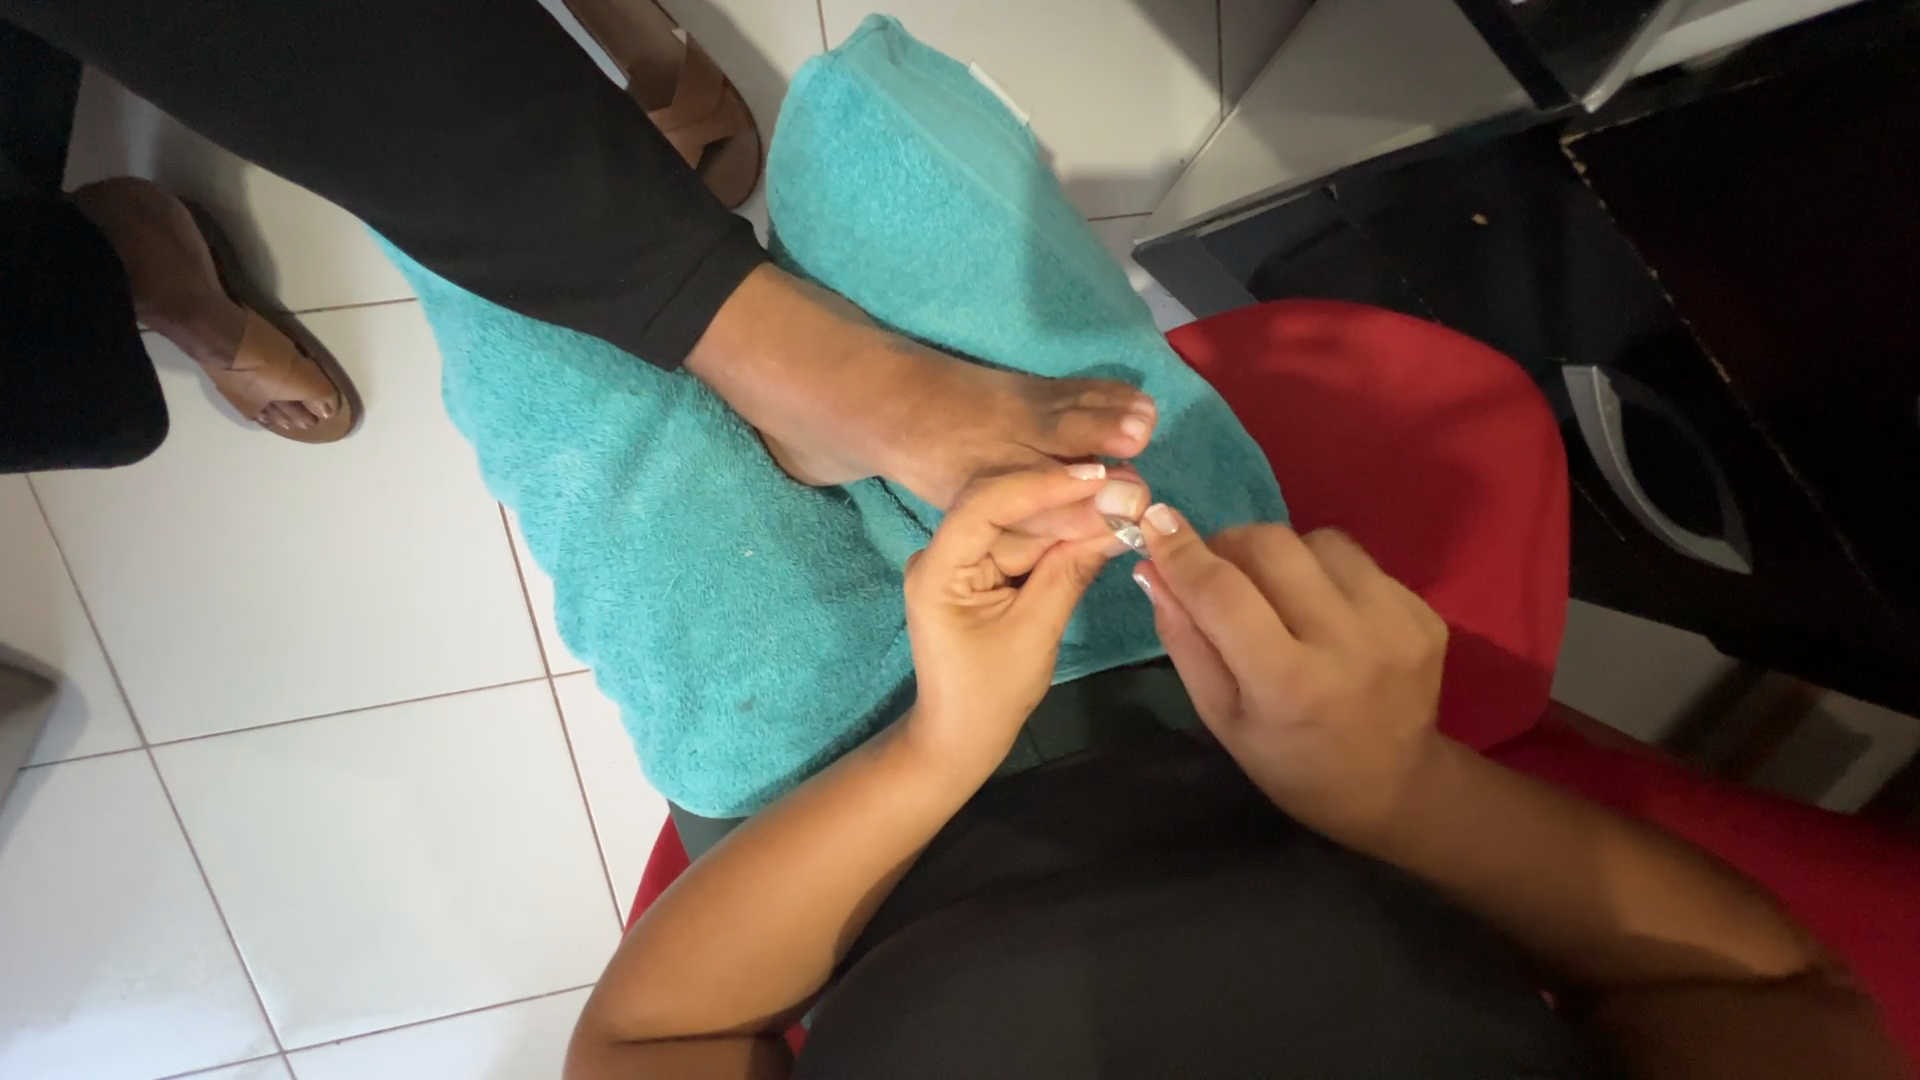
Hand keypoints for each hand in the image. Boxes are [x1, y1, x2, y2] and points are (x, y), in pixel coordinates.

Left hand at [903, 464, 1146, 771]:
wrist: (962, 734)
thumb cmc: (991, 693)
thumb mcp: (1035, 632)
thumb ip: (1071, 570)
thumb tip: (1119, 518)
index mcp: (937, 568)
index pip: (985, 505)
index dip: (1042, 485)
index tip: (1097, 474)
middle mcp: (941, 552)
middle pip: (1006, 508)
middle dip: (1067, 497)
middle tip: (1127, 481)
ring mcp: (960, 559)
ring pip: (1021, 523)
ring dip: (1071, 513)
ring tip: (1125, 495)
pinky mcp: (981, 569)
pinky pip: (1023, 544)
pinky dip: (1060, 536)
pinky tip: (1100, 519)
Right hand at [1133, 506, 1448, 844]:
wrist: (1392, 788)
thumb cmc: (1286, 760)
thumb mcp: (1218, 713)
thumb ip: (1182, 638)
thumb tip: (1151, 568)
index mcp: (1287, 683)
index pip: (1223, 594)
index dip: (1182, 552)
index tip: (1155, 522)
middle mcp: (1348, 644)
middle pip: (1271, 545)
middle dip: (1227, 543)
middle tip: (1214, 567)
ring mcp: (1396, 623)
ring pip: (1315, 540)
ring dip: (1277, 555)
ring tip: (1273, 593)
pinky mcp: (1424, 612)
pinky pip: (1354, 559)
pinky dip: (1321, 571)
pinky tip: (1320, 610)